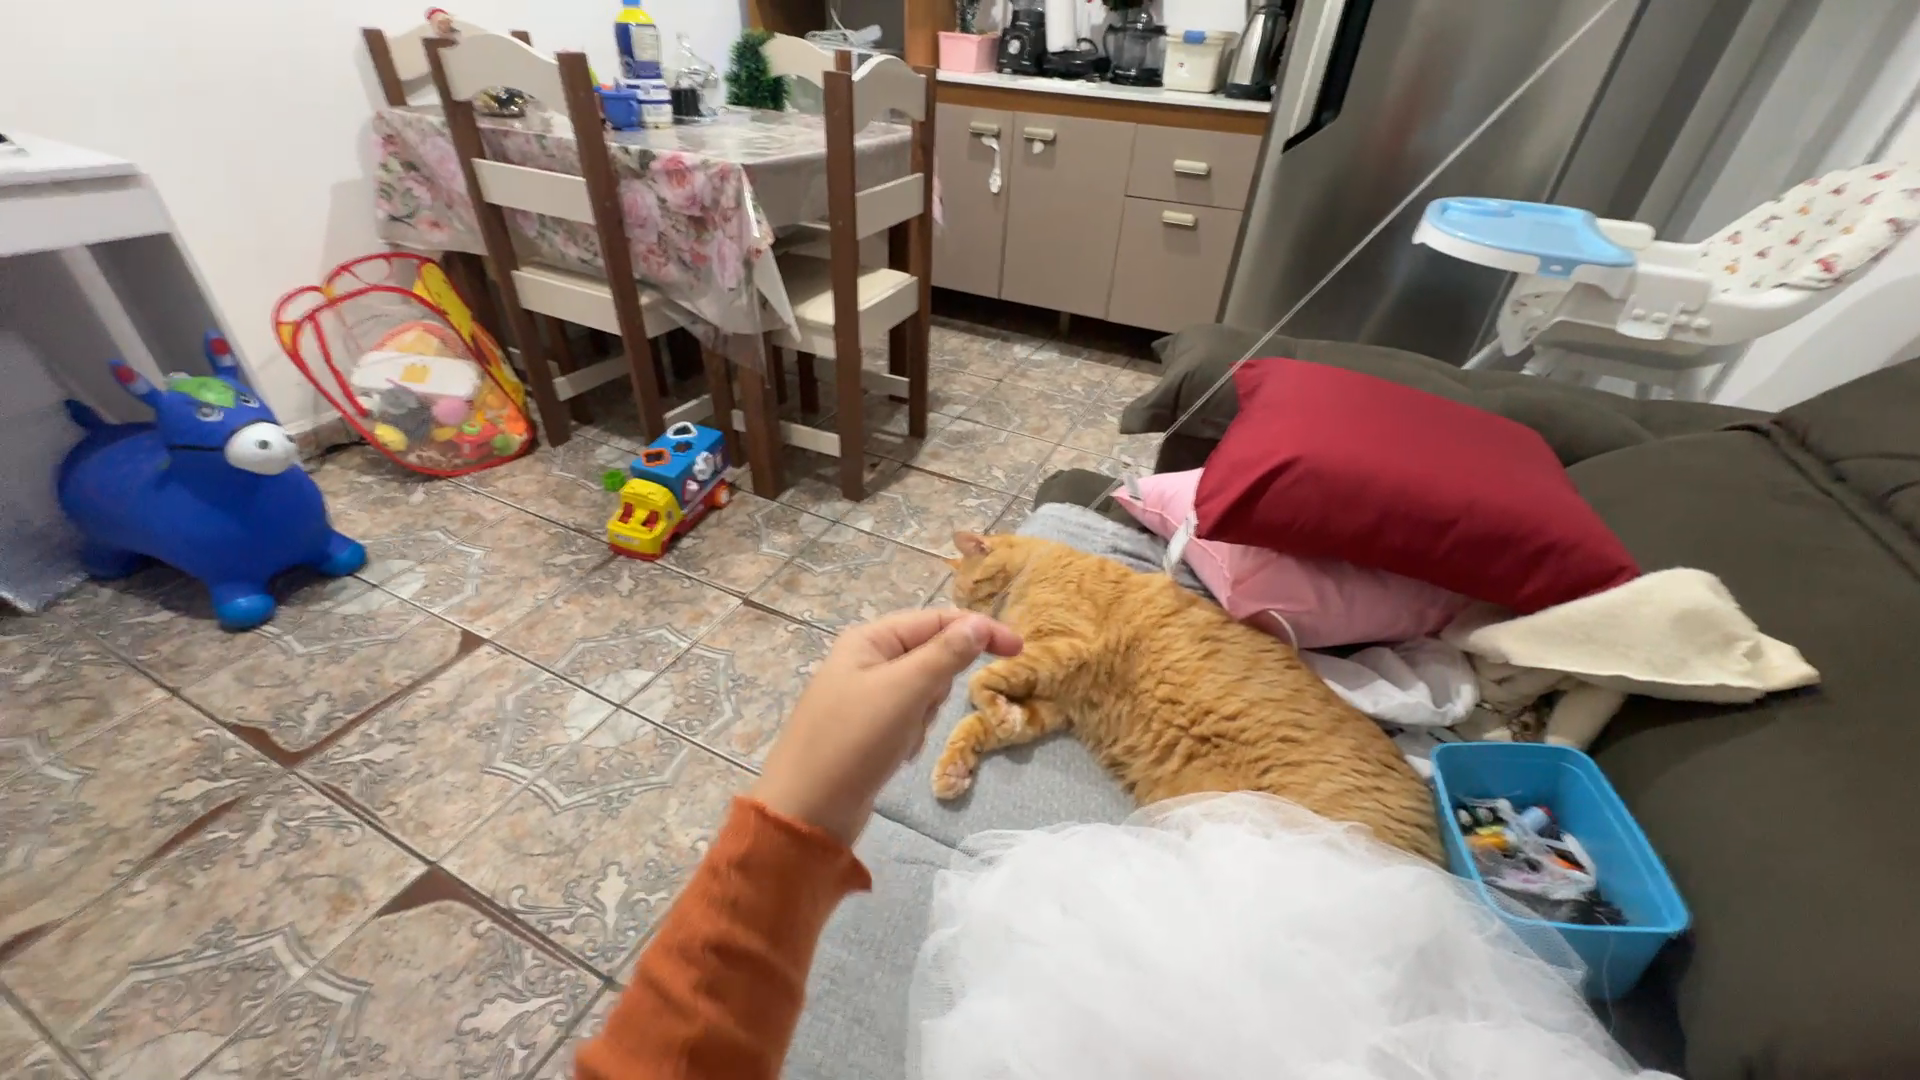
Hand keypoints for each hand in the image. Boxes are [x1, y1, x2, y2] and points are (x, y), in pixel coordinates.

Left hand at [751, 608, 1022, 844]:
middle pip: (931, 656)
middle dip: (938, 686)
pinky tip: (894, 756)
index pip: (937, 620)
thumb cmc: (853, 742)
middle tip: (920, 711)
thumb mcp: (904, 691)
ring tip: (901, 739)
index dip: (979, 630)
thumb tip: (978, 623)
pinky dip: (912, 736)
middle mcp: (866, 660)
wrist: (805, 814)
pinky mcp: (867, 730)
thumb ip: (945, 654)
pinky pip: (908, 720)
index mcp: (869, 639)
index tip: (1019, 650)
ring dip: (924, 716)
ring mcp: (865, 696)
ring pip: (923, 692)